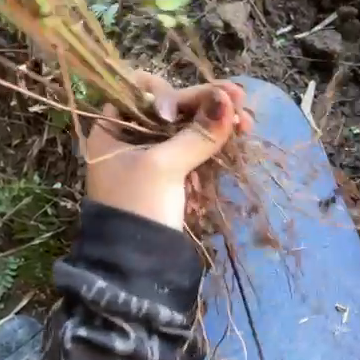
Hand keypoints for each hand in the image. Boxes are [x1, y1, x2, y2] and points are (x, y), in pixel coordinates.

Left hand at [83, 73, 252, 228]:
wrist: (136, 268)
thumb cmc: (138, 209)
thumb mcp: (163, 167)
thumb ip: (196, 134)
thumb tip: (227, 102)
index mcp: (113, 129)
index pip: (146, 93)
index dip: (178, 91)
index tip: (206, 97)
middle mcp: (131, 138)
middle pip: (173, 108)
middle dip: (207, 105)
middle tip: (241, 102)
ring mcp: (153, 158)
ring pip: (188, 129)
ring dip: (217, 123)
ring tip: (247, 124)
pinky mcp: (172, 177)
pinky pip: (195, 151)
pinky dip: (214, 145)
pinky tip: (237, 139)